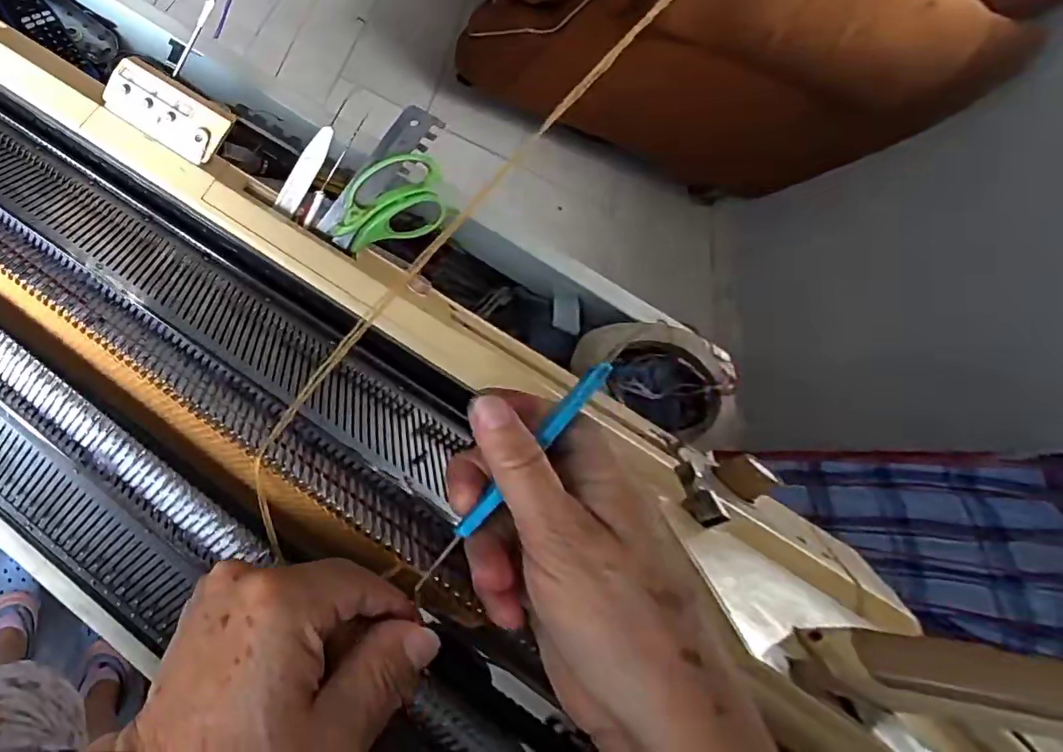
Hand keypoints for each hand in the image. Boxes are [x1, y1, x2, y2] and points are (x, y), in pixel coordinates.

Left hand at [119, 558, 439, 750]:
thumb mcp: (333, 733)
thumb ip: (380, 675)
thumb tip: (416, 637)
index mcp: (275, 598)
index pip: (353, 577)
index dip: (394, 607)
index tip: (417, 637)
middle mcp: (240, 578)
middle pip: (322, 586)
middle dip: (355, 629)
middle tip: (376, 684)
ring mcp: (217, 589)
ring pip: (293, 595)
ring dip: (321, 633)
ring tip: (325, 696)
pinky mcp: (204, 606)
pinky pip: (261, 603)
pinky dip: (286, 631)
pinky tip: (288, 683)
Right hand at [448, 392, 773, 751]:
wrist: (658, 730)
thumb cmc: (622, 625)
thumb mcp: (556, 535)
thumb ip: (517, 466)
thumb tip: (488, 402)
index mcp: (598, 483)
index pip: (556, 418)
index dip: (513, 411)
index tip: (472, 420)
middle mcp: (582, 505)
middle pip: (512, 464)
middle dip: (479, 488)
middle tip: (463, 507)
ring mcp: (566, 545)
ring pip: (500, 513)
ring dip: (485, 546)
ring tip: (495, 584)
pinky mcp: (550, 580)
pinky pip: (505, 556)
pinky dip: (496, 578)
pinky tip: (506, 608)